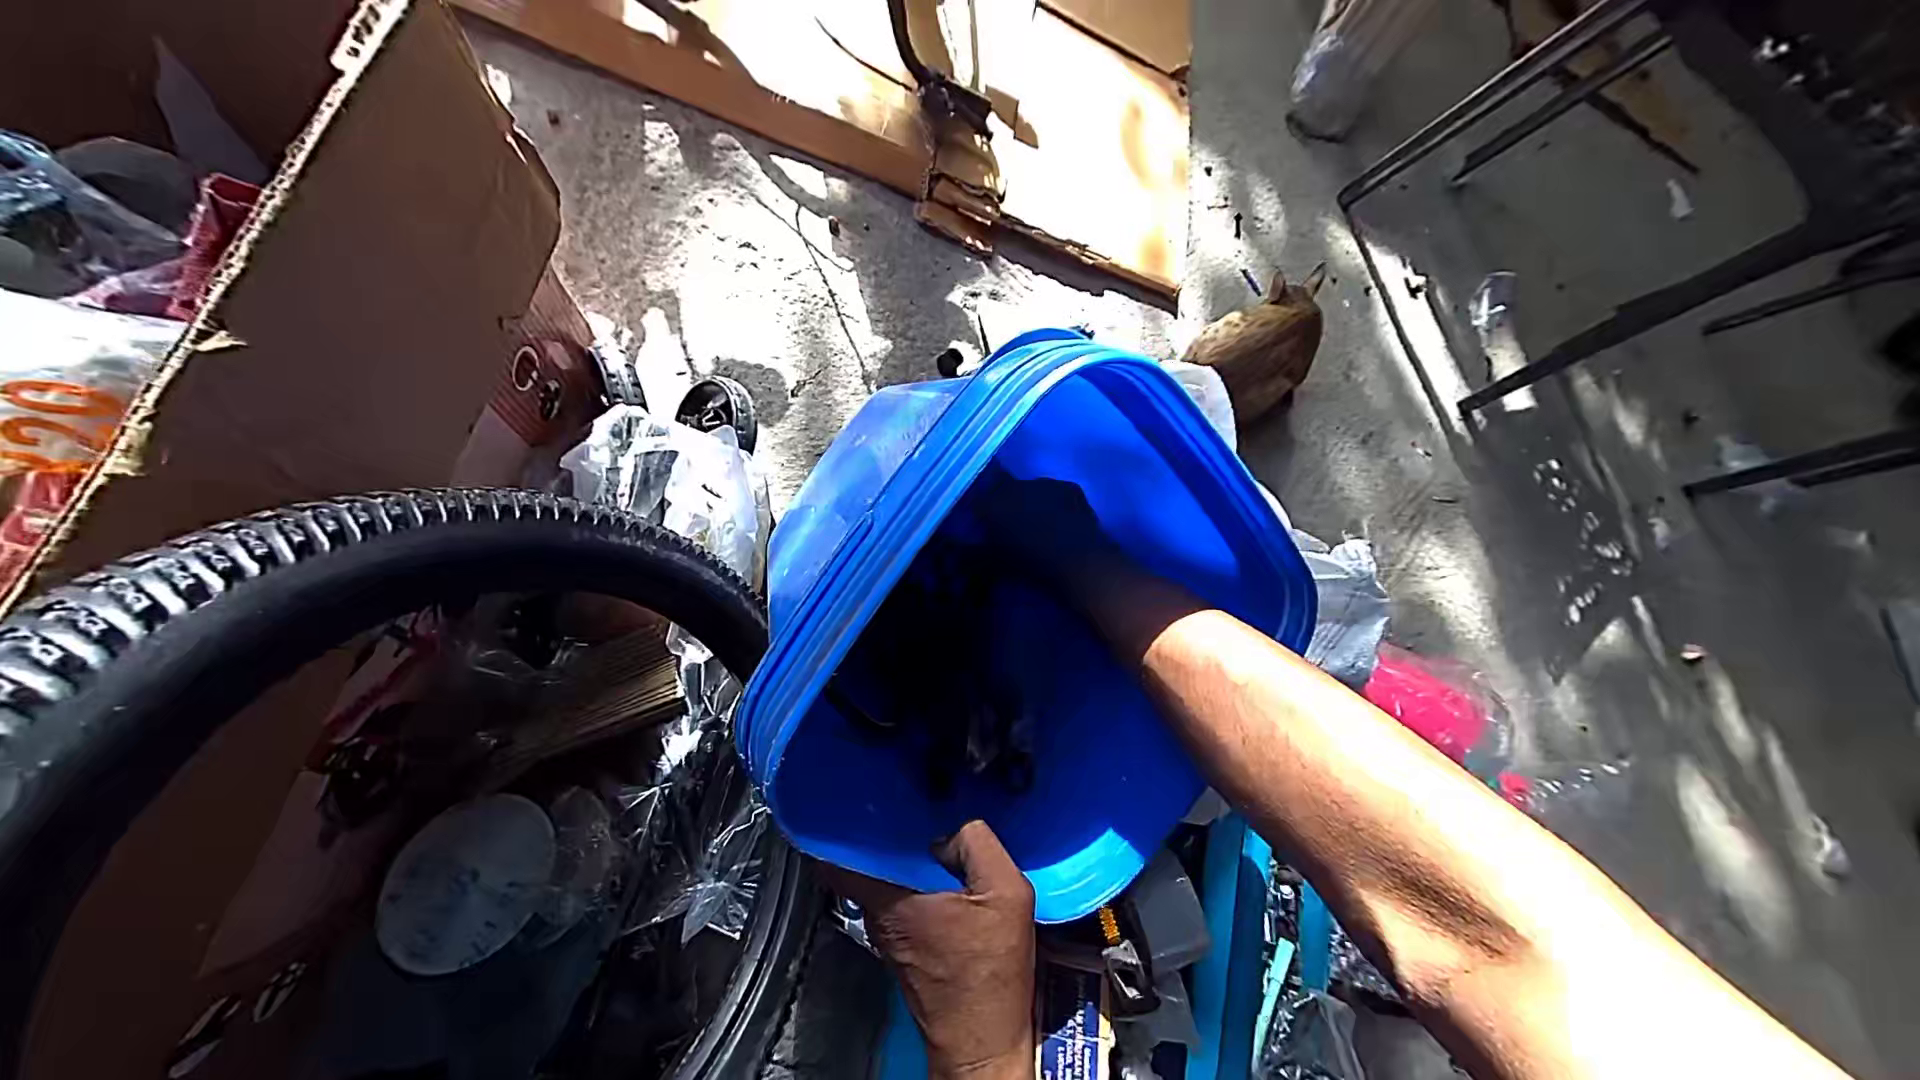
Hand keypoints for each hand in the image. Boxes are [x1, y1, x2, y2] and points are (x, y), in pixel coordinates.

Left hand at [820, 821, 1034, 1079]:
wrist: (986, 1042)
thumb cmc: (991, 971)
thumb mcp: (1006, 893)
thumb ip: (978, 843)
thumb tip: (953, 828)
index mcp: (889, 897)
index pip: (838, 854)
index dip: (846, 821)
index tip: (867, 797)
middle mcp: (877, 914)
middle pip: (865, 860)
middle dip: (884, 832)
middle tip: (910, 802)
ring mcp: (887, 933)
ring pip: (883, 879)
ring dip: (902, 858)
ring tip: (931, 832)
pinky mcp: (904, 947)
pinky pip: (899, 897)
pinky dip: (913, 881)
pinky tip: (943, 871)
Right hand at [967, 468, 1122, 603]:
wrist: (1076, 562)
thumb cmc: (1029, 564)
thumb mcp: (992, 564)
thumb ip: (970, 554)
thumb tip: (954, 552)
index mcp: (992, 502)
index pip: (977, 499)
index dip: (980, 511)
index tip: (983, 523)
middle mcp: (1016, 485)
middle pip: (1004, 488)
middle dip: (1005, 502)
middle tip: (1011, 523)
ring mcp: (1045, 483)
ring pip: (1032, 489)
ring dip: (1031, 500)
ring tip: (1039, 523)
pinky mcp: (1070, 487)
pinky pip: (1057, 492)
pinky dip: (1056, 502)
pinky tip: (1062, 520)